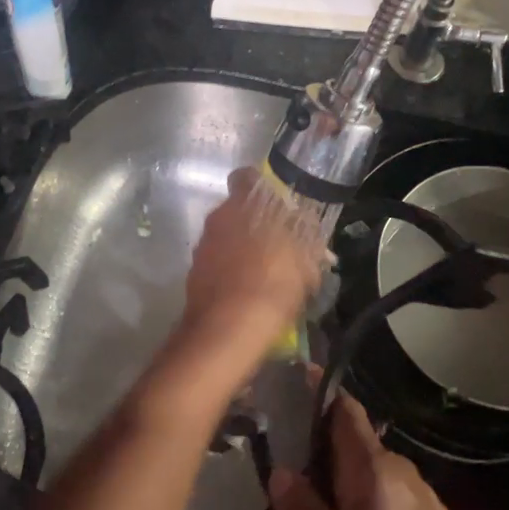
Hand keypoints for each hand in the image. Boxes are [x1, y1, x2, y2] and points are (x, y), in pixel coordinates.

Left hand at [173, 167, 326, 374]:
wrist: (226, 332)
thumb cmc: (271, 285)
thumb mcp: (305, 262)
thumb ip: (309, 243)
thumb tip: (314, 241)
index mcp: (242, 205)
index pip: (246, 177)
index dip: (260, 185)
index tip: (277, 202)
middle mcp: (216, 219)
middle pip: (237, 210)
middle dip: (255, 222)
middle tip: (279, 243)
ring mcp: (202, 248)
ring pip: (225, 237)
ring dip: (241, 248)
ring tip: (265, 272)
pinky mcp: (194, 275)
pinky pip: (217, 263)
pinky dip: (229, 271)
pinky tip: (247, 292)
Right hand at [268, 389, 483, 509]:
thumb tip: (280, 470)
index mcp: (380, 475)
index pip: (346, 413)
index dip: (317, 394)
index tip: (287, 382)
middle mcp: (408, 473)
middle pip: (356, 444)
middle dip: (320, 452)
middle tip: (282, 471)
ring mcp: (428, 499)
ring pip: (373, 473)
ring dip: (342, 481)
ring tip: (308, 509)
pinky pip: (391, 495)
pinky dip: (365, 501)